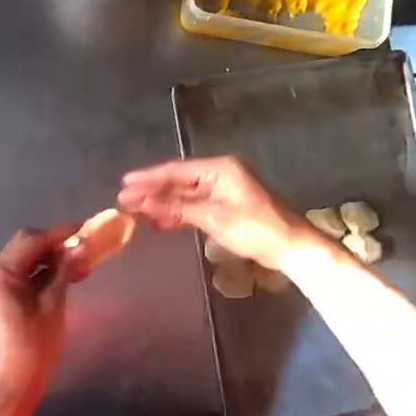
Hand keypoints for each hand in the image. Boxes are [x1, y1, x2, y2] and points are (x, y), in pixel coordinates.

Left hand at [0, 224, 81, 409]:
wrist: (11, 386)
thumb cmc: (33, 347)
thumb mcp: (52, 305)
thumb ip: (64, 270)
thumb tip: (81, 246)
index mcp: (1, 273)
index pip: (33, 240)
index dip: (61, 233)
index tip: (86, 229)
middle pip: (24, 245)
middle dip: (54, 244)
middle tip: (83, 247)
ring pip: (23, 260)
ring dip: (48, 258)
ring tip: (77, 263)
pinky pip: (20, 275)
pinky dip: (40, 272)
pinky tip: (62, 277)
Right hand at [118, 156, 318, 269]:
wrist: (291, 247)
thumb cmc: (254, 228)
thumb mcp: (212, 217)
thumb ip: (177, 206)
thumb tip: (144, 199)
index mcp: (220, 168)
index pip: (176, 170)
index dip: (148, 178)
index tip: (124, 184)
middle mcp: (221, 173)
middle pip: (179, 181)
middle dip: (152, 192)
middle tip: (124, 201)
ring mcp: (225, 189)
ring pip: (186, 194)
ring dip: (163, 203)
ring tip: (137, 212)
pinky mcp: (227, 205)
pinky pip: (196, 205)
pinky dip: (179, 213)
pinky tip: (162, 221)